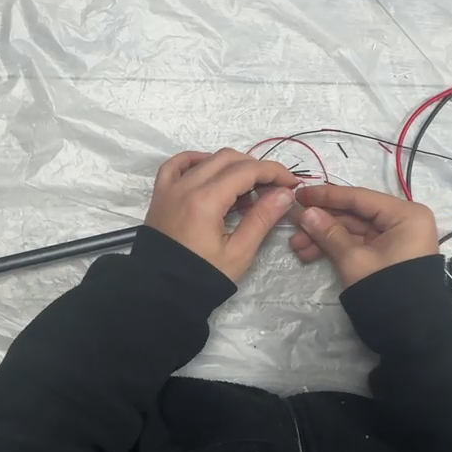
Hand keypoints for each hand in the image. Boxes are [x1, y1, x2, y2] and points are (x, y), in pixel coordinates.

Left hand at [146, 149, 302, 281]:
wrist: (161, 292)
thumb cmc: (202, 277)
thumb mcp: (239, 252)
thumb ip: (262, 218)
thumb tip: (285, 193)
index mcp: (206, 200)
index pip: (247, 171)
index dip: (273, 172)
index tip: (291, 183)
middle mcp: (186, 186)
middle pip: (228, 158)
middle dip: (255, 167)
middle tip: (272, 187)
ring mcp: (170, 188)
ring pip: (205, 159)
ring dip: (230, 165)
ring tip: (245, 187)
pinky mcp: (160, 195)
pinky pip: (176, 165)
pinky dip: (196, 161)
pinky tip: (209, 168)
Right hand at [289, 184, 438, 287]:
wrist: (410, 332)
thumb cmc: (386, 289)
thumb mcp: (354, 259)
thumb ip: (328, 232)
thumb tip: (305, 212)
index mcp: (405, 214)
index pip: (359, 198)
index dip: (326, 196)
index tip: (299, 193)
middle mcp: (402, 221)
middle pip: (354, 214)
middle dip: (321, 221)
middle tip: (292, 223)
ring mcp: (393, 239)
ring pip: (351, 230)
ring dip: (323, 237)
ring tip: (296, 246)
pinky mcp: (385, 254)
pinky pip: (356, 244)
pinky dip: (334, 247)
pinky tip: (308, 253)